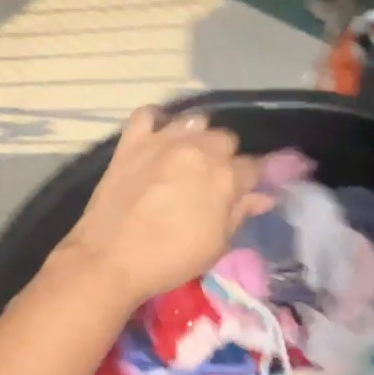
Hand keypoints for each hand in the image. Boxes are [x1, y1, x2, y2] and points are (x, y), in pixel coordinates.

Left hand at [51, 107, 272, 307]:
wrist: (110, 259)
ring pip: (194, 122)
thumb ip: (240, 213)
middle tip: (215, 180)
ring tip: (189, 158)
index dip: (255, 178)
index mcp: (226, 177)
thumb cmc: (171, 259)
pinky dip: (156, 122)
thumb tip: (263, 197)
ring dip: (198, 137)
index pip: (254, 166)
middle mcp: (199, 149)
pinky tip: (158, 138)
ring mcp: (163, 141)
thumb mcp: (217, 244)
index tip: (251, 189)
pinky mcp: (132, 142)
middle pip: (226, 139)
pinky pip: (147, 115)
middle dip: (226, 156)